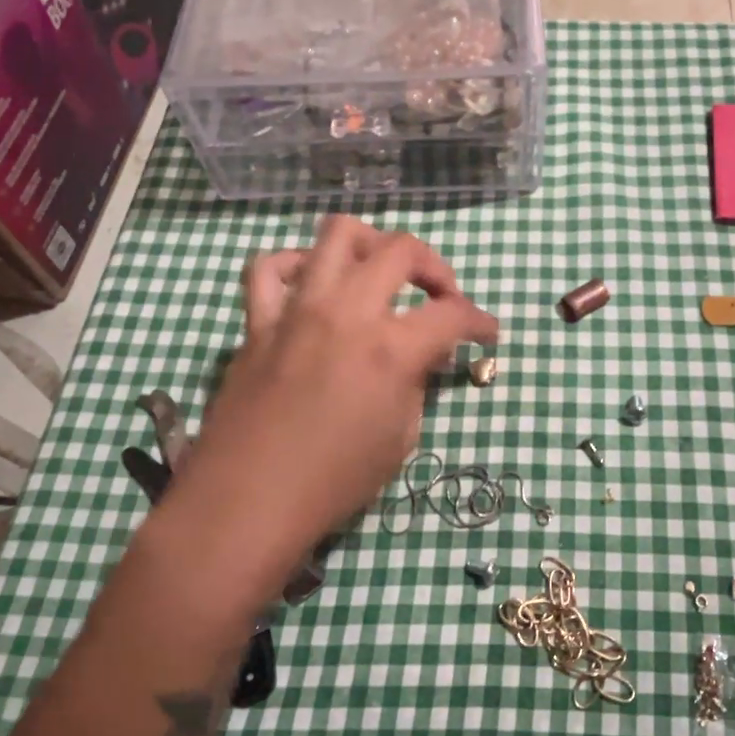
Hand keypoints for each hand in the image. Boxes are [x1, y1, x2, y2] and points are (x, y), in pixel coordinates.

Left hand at [176, 215, 499, 552]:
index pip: (453, 314)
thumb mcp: (398, 440)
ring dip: (371, 245)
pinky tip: (311, 286)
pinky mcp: (258, 321)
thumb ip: (416, 384)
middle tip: (441, 297)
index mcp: (389, 349)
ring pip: (337, 234)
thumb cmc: (332, 483)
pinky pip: (269, 268)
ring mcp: (297, 310)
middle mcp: (346, 312)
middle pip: (401, 250)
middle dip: (436, 267)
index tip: (487, 333)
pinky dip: (295, 266)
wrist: (247, 501)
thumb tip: (422, 355)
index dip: (481, 322)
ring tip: (379, 274)